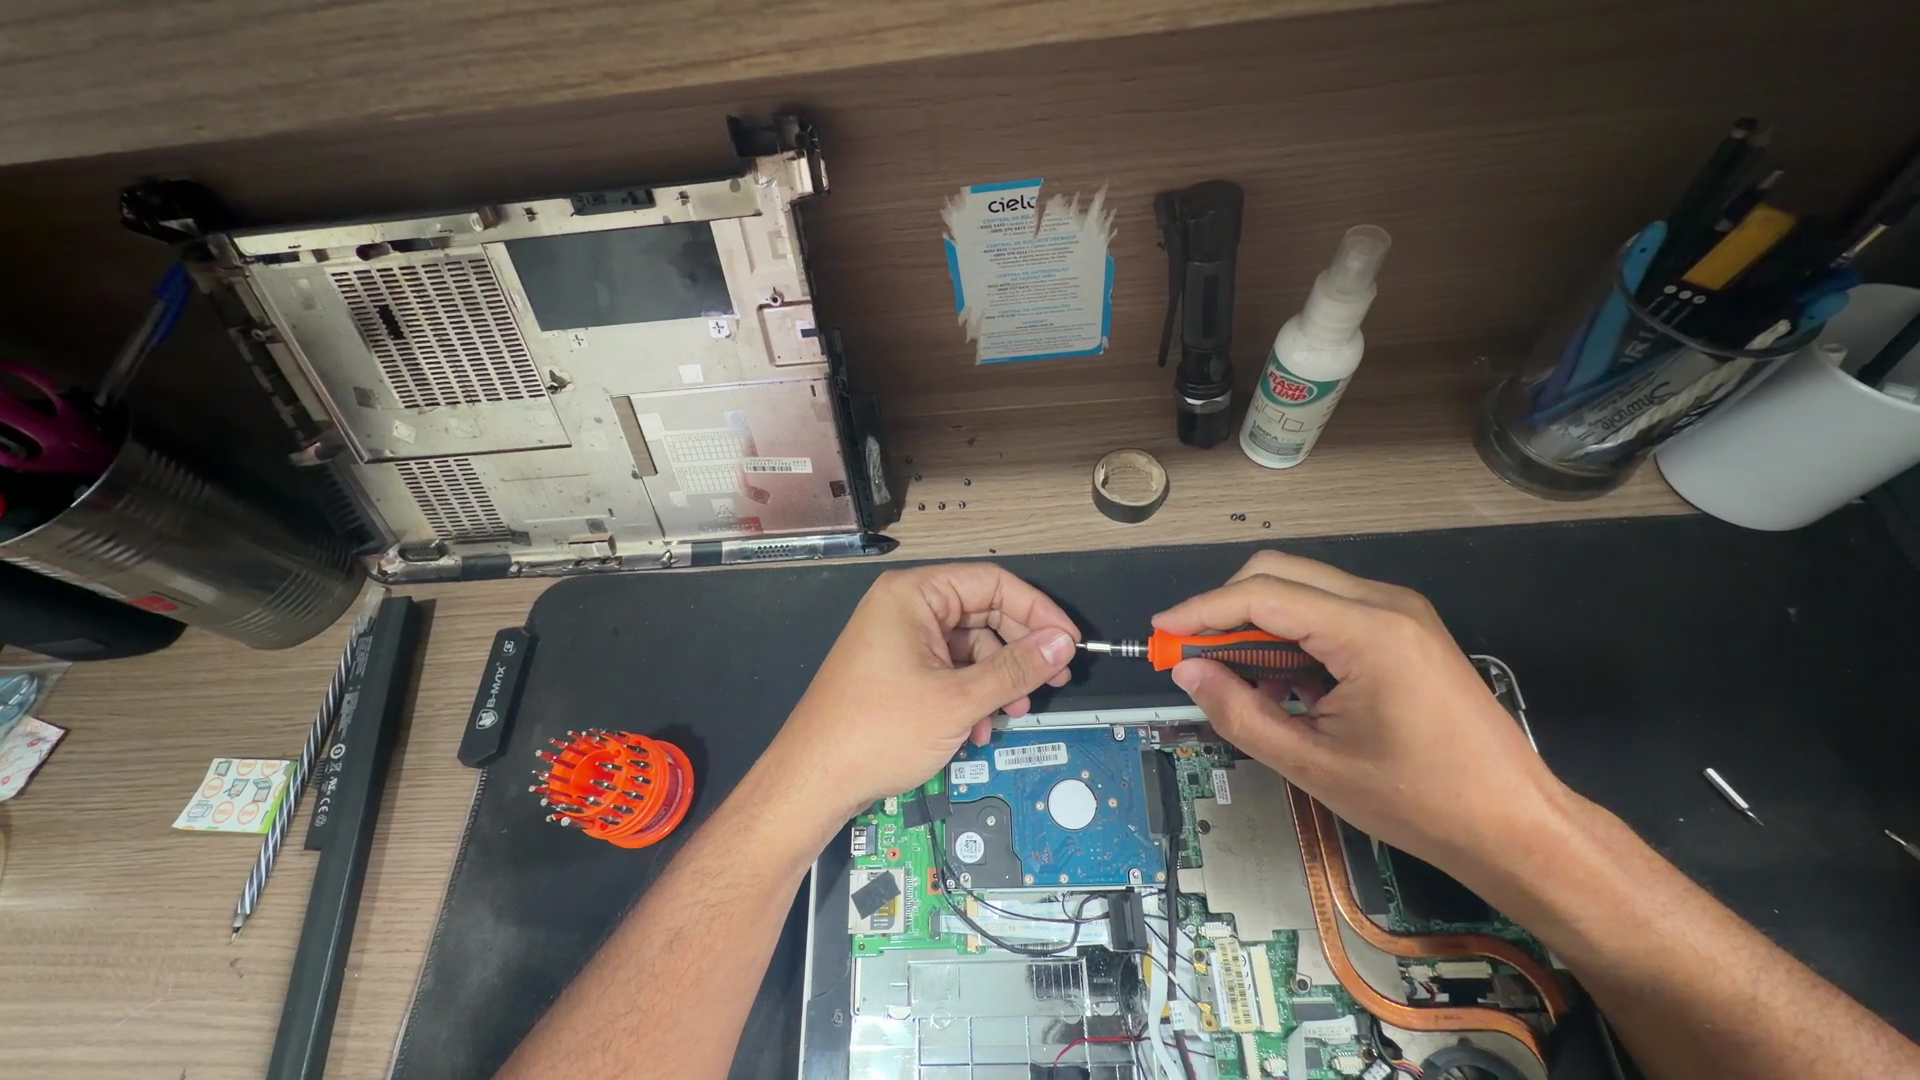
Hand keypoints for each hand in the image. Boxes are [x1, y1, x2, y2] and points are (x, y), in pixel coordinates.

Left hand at [771, 563, 1079, 815]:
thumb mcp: (958, 699)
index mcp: (913, 595)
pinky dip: (971, 694)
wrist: (814, 781)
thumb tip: (1061, 643)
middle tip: (1054, 679)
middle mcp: (905, 609)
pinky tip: (980, 727)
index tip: (1067, 641)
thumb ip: (1015, 668)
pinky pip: (949, 670)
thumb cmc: (875, 731)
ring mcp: (900, 640)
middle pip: (982, 613)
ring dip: (997, 680)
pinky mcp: (898, 671)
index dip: (1036, 610)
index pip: (991, 582)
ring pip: (969, 647)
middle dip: (1019, 650)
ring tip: (1013, 713)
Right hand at [1153, 551, 1573, 870]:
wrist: (1517, 824)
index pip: (1262, 595)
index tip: (1161, 632)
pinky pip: (1329, 609)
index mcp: (1368, 632)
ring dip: (1257, 621)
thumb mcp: (1313, 765)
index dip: (1202, 610)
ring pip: (1302, 586)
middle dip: (1225, 608)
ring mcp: (1400, 612)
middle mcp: (1385, 603)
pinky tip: (1284, 682)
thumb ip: (1239, 713)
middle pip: (1279, 574)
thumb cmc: (1419, 802)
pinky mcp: (1406, 628)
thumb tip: (1188, 674)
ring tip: (1234, 675)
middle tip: (1193, 654)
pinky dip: (1291, 633)